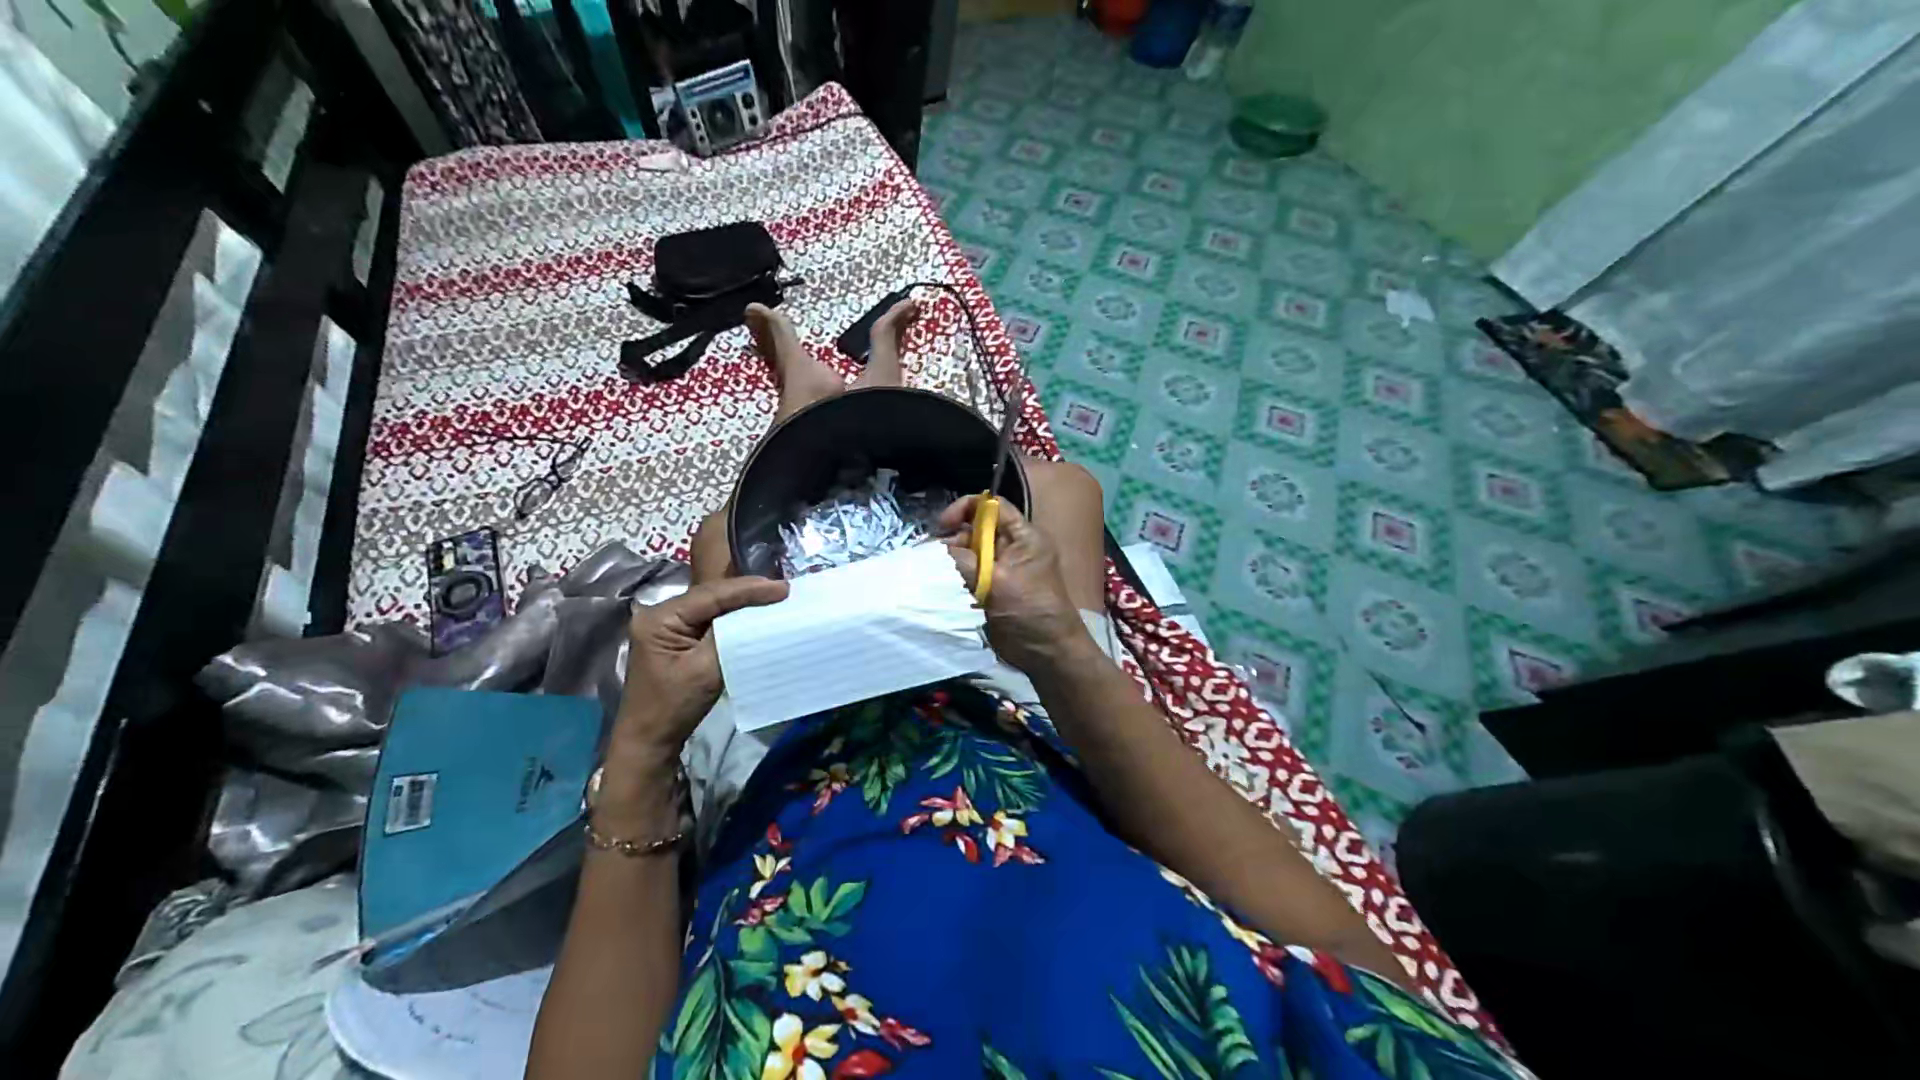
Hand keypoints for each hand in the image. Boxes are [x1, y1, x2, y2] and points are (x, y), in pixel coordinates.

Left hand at [614, 576, 788, 757]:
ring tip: (774, 596)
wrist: (649, 740)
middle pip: (711, 595)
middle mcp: (661, 614)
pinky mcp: (678, 637)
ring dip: (743, 602)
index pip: (710, 595)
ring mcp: (668, 625)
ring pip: (712, 605)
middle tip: (783, 590)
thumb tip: (758, 613)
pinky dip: (734, 617)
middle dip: (747, 592)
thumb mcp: (705, 670)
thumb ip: (730, 636)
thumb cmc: (674, 706)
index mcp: (660, 618)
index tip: (782, 588)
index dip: (748, 589)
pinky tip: (754, 613)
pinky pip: (710, 619)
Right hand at [940, 494, 1095, 674]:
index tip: (942, 525)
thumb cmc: (1030, 610)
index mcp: (1022, 536)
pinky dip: (953, 578)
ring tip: (929, 572)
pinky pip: (967, 576)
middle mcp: (1011, 547)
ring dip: (949, 561)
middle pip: (974, 530)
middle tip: (929, 556)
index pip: (992, 506)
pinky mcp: (990, 589)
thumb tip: (934, 549)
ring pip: (968, 554)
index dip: (965, 509)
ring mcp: (1000, 569)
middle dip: (951, 539)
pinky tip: (937, 584)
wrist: (1046, 652)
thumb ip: (965, 562)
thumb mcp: (997, 582)